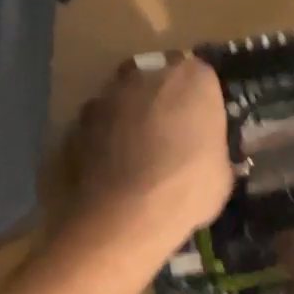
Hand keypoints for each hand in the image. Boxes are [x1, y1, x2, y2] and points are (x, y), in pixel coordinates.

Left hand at [69, 55, 233, 248]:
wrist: (122, 217)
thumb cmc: (183, 191)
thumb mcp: (220, 175)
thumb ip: (211, 152)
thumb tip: (206, 160)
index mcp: (190, 78)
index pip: (198, 78)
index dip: (195, 105)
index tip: (195, 130)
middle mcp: (143, 76)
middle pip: (152, 82)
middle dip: (156, 104)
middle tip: (161, 141)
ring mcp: (102, 99)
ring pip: (117, 103)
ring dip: (123, 122)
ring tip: (128, 160)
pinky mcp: (73, 126)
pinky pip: (93, 131)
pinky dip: (97, 145)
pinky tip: (104, 173)